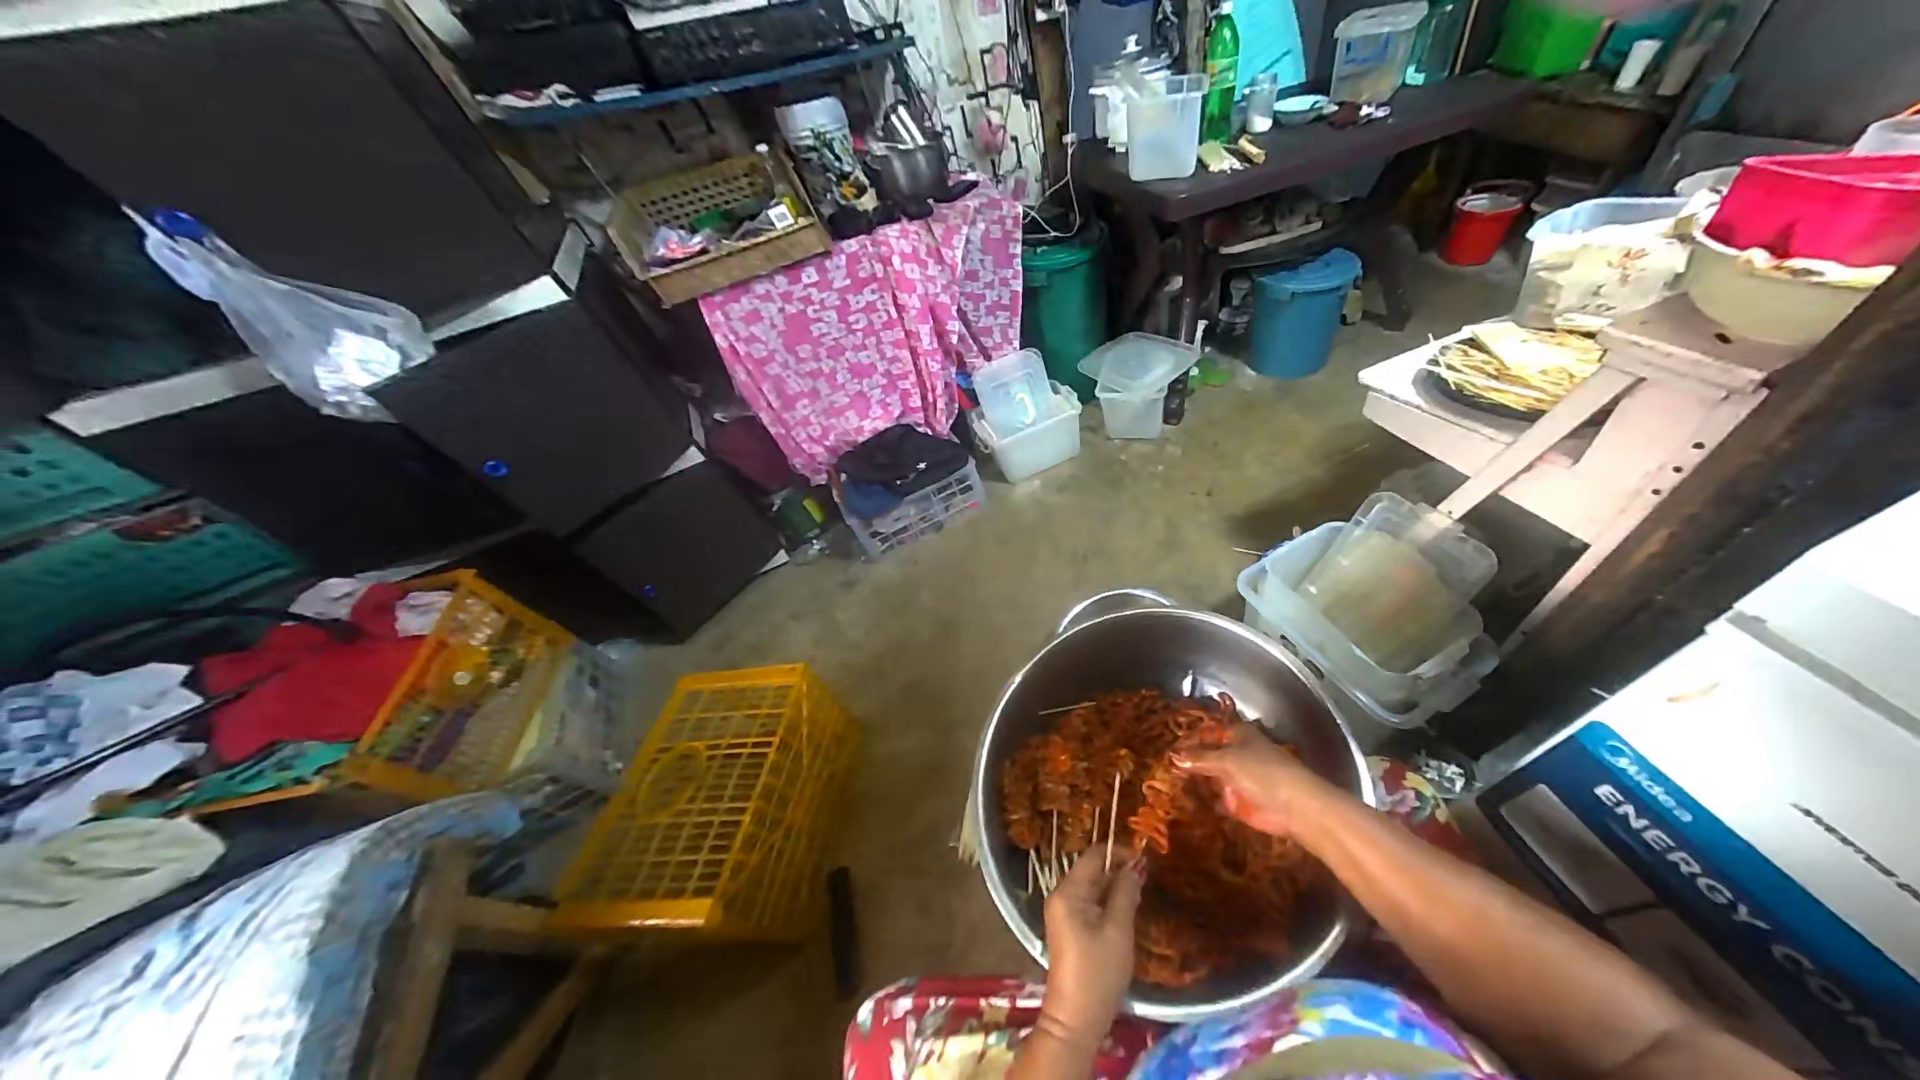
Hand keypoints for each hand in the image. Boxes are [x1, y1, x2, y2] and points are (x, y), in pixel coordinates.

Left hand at [1037, 850, 1144, 1047]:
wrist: (1076, 1018)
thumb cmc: (1098, 972)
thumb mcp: (1118, 930)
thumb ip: (1126, 893)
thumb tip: (1136, 864)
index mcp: (1067, 892)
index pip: (1092, 856)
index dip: (1118, 852)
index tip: (1145, 859)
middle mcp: (1060, 895)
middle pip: (1090, 869)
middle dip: (1118, 869)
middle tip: (1147, 876)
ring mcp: (1063, 911)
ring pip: (1091, 886)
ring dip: (1115, 885)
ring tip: (1141, 890)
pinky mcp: (1069, 926)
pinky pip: (1089, 902)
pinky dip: (1107, 900)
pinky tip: (1127, 908)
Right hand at [1173, 722, 1339, 838]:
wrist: (1296, 808)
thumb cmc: (1263, 772)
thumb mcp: (1226, 760)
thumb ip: (1199, 758)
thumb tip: (1173, 757)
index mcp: (1238, 734)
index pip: (1208, 731)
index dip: (1190, 736)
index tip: (1168, 743)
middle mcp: (1237, 753)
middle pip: (1208, 753)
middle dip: (1189, 758)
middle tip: (1162, 763)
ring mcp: (1237, 778)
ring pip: (1210, 776)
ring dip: (1194, 780)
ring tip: (1165, 782)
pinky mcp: (1239, 802)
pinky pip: (1215, 798)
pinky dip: (1202, 800)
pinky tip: (1183, 800)